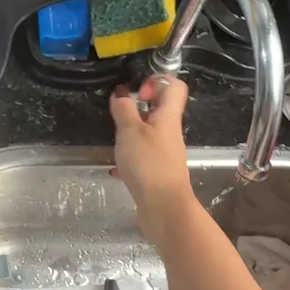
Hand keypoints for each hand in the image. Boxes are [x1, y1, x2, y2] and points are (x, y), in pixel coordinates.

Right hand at [109, 74, 197, 241]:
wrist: (163, 207)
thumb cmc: (148, 164)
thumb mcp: (130, 131)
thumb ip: (124, 109)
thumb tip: (121, 93)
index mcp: (168, 117)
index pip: (174, 86)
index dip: (156, 82)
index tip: (137, 93)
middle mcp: (169, 132)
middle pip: (159, 110)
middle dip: (137, 108)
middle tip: (119, 116)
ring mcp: (164, 153)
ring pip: (148, 133)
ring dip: (130, 133)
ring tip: (115, 141)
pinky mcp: (157, 172)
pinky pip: (142, 156)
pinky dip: (128, 157)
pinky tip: (115, 168)